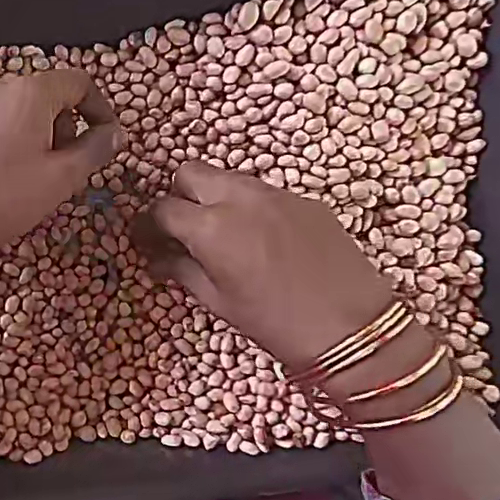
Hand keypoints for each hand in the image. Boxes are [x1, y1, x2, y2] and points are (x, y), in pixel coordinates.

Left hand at [0, 69, 118, 253]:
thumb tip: (115, 133)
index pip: (80, 82)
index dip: (101, 109)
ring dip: (47, 136)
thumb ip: (96, 150)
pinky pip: (5, 121)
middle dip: (71, 127)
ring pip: (28, 110)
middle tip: (71, 167)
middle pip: (52, 95)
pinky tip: (16, 175)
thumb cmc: (6, 198)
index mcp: (30, 92)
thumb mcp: (62, 178)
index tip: (108, 140)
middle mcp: (2, 87)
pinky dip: (22, 140)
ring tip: (42, 177)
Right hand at [142, 162, 396, 369]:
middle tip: (181, 229)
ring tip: (221, 234)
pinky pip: (263, 192)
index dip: (147, 224)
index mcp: (211, 226)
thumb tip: (157, 258)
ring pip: (228, 178)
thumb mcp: (219, 301)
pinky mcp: (304, 200)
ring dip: (213, 197)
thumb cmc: (275, 323)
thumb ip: (182, 270)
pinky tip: (260, 240)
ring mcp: (275, 194)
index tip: (146, 239)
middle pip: (190, 172)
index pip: (162, 208)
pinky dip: (249, 207)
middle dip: (178, 196)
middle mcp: (239, 197)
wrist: (353, 328)